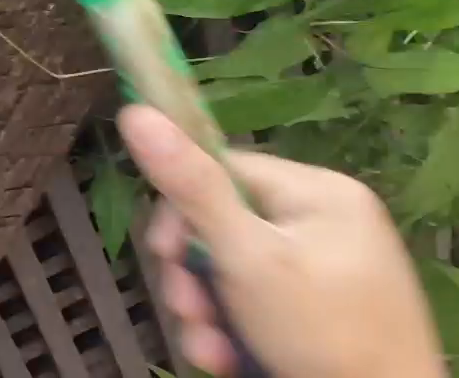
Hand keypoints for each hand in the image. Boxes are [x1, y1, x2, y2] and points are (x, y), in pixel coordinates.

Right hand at [118, 104, 444, 377]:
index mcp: (318, 192)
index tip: (164, 253)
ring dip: (198, 299)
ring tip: (204, 339)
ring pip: (221, 260)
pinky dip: (224, 318)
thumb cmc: (323, 335)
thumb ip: (190, 185)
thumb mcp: (246, 256)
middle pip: (212, 218)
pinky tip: (220, 347)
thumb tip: (135, 111)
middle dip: (187, 270)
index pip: (213, 169)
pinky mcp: (313, 300)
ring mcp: (320, 261)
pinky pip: (246, 289)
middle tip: (187, 306)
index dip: (177, 210)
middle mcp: (320, 218)